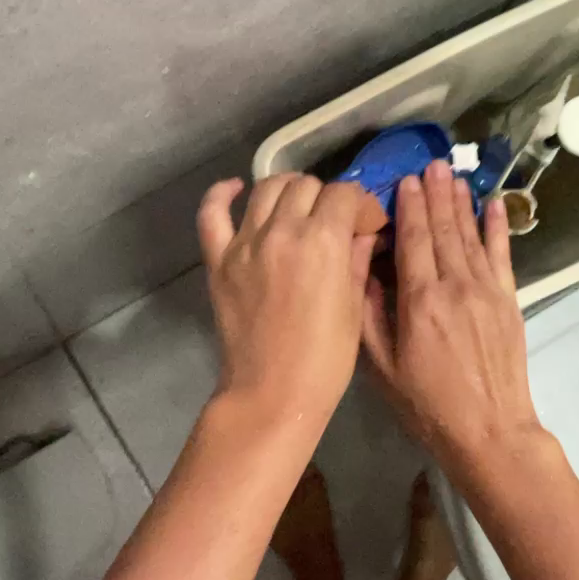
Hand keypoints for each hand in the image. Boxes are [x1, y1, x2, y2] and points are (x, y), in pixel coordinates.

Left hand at [198, 174, 382, 415]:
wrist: (273, 394)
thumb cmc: (326, 358)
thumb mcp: (354, 305)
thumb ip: (358, 257)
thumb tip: (363, 231)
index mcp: (323, 241)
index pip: (344, 194)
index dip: (360, 205)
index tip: (366, 225)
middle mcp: (283, 231)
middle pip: (307, 185)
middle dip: (328, 198)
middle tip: (334, 224)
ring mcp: (245, 243)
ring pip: (267, 188)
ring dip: (288, 191)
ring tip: (298, 209)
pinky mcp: (219, 259)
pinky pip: (212, 212)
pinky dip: (222, 194)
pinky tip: (237, 189)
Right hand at [361, 161, 542, 468]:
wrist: (489, 432)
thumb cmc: (427, 404)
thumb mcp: (383, 367)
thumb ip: (370, 315)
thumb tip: (362, 270)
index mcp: (420, 300)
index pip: (413, 240)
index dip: (410, 207)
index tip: (406, 180)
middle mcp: (455, 286)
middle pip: (443, 230)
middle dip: (435, 195)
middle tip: (431, 164)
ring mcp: (486, 291)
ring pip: (471, 236)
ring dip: (461, 204)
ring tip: (453, 176)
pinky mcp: (508, 301)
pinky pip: (502, 256)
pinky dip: (498, 228)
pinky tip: (493, 205)